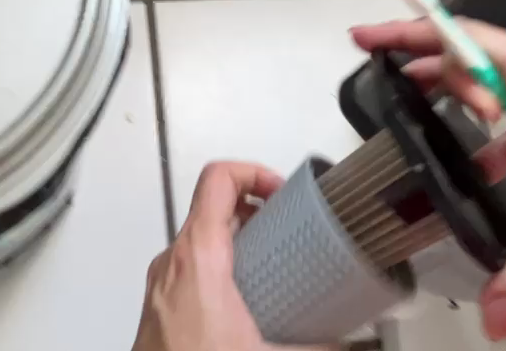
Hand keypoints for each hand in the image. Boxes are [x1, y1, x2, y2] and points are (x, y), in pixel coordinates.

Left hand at [132, 161, 303, 350]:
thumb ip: (314, 345)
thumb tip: (347, 344)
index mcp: (198, 256)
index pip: (218, 178)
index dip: (253, 171)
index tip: (281, 191)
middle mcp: (173, 260)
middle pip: (212, 205)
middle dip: (254, 211)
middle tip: (287, 230)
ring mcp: (161, 282)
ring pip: (201, 237)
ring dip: (238, 241)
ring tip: (273, 267)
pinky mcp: (158, 307)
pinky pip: (191, 267)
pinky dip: (221, 268)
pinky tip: (247, 304)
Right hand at [351, 18, 505, 340]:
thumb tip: (494, 311)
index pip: (463, 39)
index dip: (409, 34)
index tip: (368, 36)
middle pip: (474, 59)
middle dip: (425, 64)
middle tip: (382, 76)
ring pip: (499, 89)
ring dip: (461, 100)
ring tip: (424, 116)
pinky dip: (496, 136)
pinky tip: (489, 166)